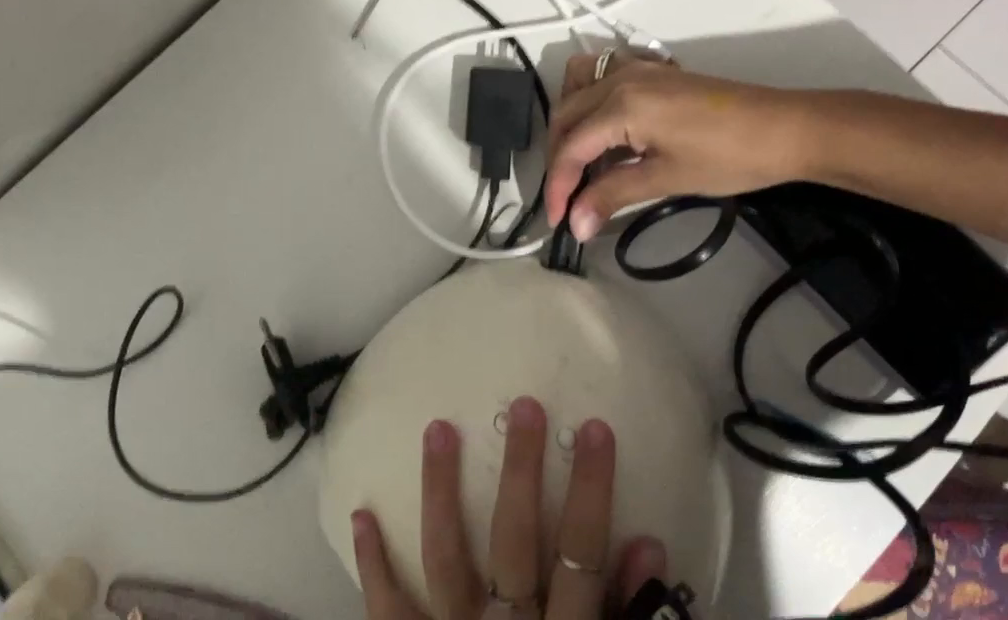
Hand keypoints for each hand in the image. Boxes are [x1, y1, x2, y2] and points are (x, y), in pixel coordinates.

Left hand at [351, 398, 666, 618]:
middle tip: (523, 407)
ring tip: (438, 430)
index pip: (583, 554)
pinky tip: (362, 512)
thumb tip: (645, 545)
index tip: (596, 430)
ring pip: (446, 557)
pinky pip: (388, 609)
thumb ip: (631, 617)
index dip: (593, 490)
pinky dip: (372, 563)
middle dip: (522, 472)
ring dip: (441, 492)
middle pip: (516, 541)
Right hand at [544, 53, 814, 239]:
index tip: (558, 222)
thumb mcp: (666, 179)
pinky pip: (602, 77)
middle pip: (566, 116)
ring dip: (569, 124)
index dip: (559, 187)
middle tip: (566, 199)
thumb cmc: (729, 157)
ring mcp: (637, 69)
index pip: (571, 147)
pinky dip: (590, 102)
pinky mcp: (654, 71)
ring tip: (578, 160)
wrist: (788, 129)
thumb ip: (612, 196)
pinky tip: (605, 131)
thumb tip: (575, 225)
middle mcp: (619, 79)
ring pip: (578, 89)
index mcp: (620, 105)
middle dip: (559, 160)